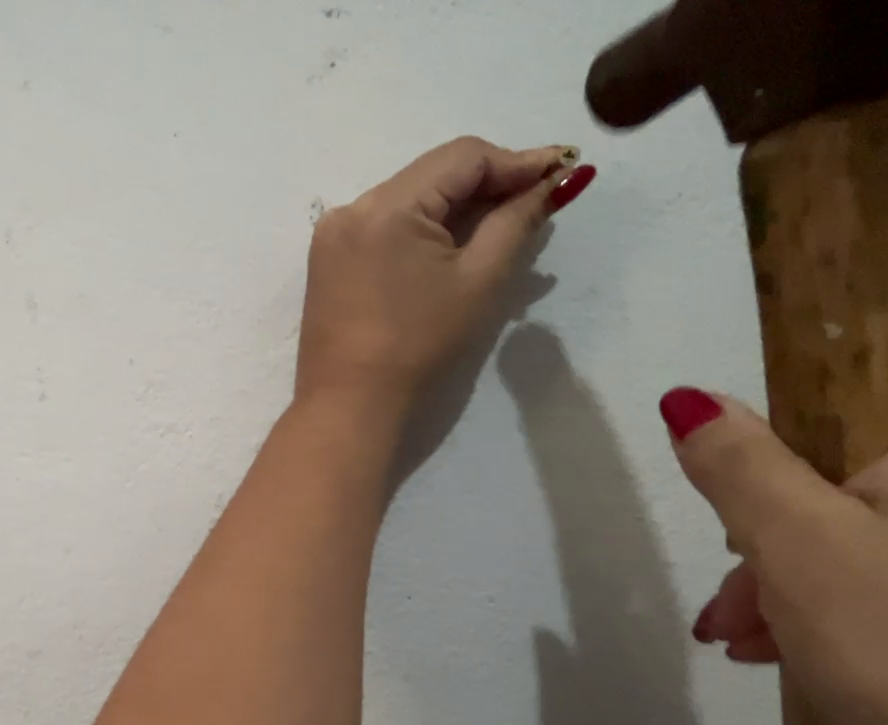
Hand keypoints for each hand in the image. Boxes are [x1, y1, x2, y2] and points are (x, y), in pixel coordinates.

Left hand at [297, 138, 595, 416]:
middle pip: (432, 175)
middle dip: (487, 182)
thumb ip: (516, 220)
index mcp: (385, 207)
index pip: (462, 157)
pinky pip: (383, 225)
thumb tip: (550, 180)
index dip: (516, 162)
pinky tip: (452, 244)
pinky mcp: (326, 261)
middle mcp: (350, 210)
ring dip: (455, 206)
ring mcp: (331, 237)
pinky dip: (421, 227)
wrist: (349, 404)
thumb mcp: (480, 279)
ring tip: (501, 224)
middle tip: (538, 199)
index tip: (561, 174)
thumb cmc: (418, 345)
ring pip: (408, 199)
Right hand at [673, 285, 887, 724]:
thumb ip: (736, 464)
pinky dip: (827, 582)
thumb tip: (684, 398)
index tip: (783, 394)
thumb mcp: (797, 546)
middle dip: (779, 488)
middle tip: (732, 545)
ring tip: (739, 623)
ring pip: (869, 499)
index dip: (855, 337)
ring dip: (787, 550)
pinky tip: (777, 636)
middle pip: (874, 430)